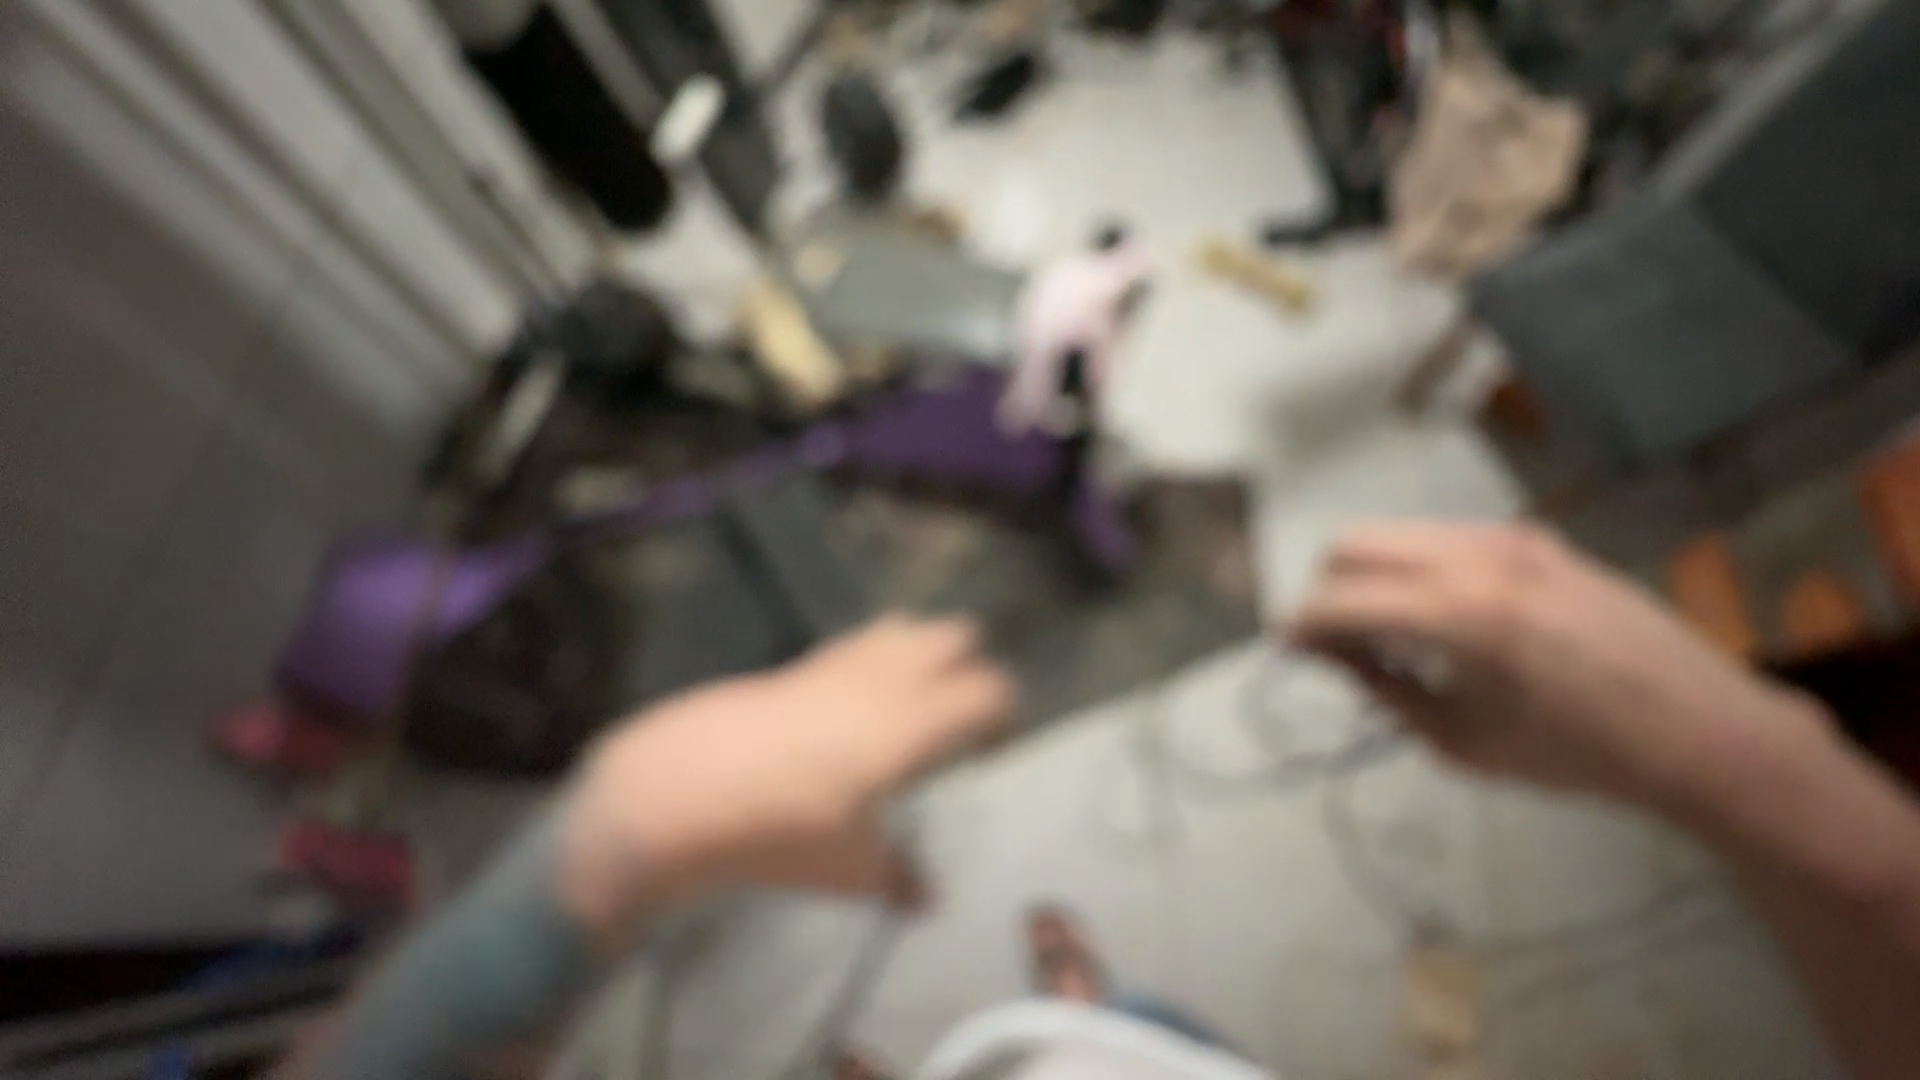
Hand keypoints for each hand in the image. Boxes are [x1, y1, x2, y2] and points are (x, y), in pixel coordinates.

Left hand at [554, 617, 1015, 939]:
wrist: (683, 785)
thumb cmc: (781, 828)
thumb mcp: (846, 868)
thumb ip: (897, 879)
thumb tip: (927, 897)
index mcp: (913, 723)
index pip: (987, 689)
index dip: (1004, 707)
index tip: (996, 738)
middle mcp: (887, 680)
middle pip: (953, 637)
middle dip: (969, 662)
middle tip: (960, 709)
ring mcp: (843, 662)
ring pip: (905, 628)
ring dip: (922, 649)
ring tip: (913, 693)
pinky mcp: (803, 662)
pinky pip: (859, 641)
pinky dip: (876, 652)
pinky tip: (856, 692)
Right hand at [1291, 522, 1830, 807]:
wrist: (1708, 735)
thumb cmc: (1575, 756)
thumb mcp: (1457, 738)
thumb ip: (1378, 684)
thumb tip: (1319, 653)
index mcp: (1458, 615)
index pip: (1339, 599)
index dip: (1298, 624)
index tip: (1286, 649)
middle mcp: (1477, 557)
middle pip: (1352, 545)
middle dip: (1325, 590)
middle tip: (1333, 641)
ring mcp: (1508, 539)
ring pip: (1393, 534)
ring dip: (1368, 576)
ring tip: (1386, 631)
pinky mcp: (1532, 539)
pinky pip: (1438, 539)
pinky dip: (1411, 570)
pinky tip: (1435, 617)